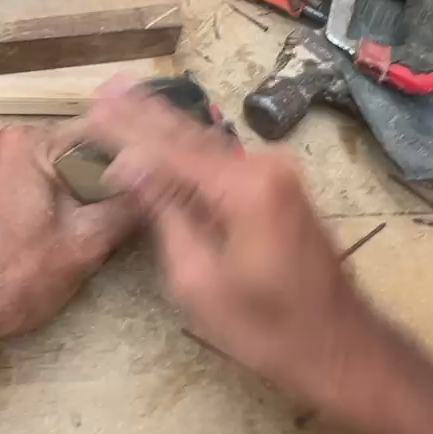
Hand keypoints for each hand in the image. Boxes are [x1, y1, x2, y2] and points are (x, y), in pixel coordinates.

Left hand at [0, 125, 139, 351]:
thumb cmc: (13, 278)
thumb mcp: (84, 245)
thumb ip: (126, 206)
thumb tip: (157, 182)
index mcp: (28, 141)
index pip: (98, 134)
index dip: (129, 160)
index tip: (151, 184)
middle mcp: (4, 137)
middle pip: (75, 147)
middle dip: (101, 178)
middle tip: (128, 211)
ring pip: (55, 164)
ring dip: (78, 189)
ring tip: (100, 222)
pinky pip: (31, 176)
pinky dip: (51, 195)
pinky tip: (66, 225)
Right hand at [67, 83, 382, 406]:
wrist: (341, 346)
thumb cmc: (266, 329)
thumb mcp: (199, 281)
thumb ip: (165, 212)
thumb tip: (128, 164)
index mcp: (243, 187)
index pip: (168, 147)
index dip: (126, 129)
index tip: (91, 109)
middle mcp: (262, 165)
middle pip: (188, 133)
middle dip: (143, 112)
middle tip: (105, 87)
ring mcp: (275, 171)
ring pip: (205, 141)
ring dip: (163, 122)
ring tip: (124, 95)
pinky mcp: (278, 183)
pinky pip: (221, 157)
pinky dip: (188, 145)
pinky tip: (164, 129)